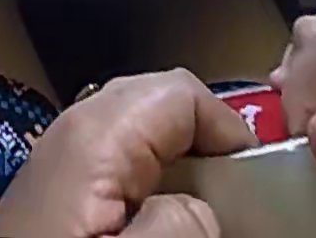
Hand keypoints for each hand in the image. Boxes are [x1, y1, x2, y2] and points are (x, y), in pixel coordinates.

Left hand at [0, 69, 257, 237]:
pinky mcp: (55, 180)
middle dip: (204, 133)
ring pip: (138, 121)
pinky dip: (148, 168)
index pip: (181, 91)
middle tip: (237, 191)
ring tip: (206, 201)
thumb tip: (201, 209)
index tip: (260, 181)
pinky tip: (155, 210)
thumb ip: (179, 229)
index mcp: (98, 132)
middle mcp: (77, 123)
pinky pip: (115, 150)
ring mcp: (62, 149)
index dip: (228, 126)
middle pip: (159, 97)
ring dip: (178, 150)